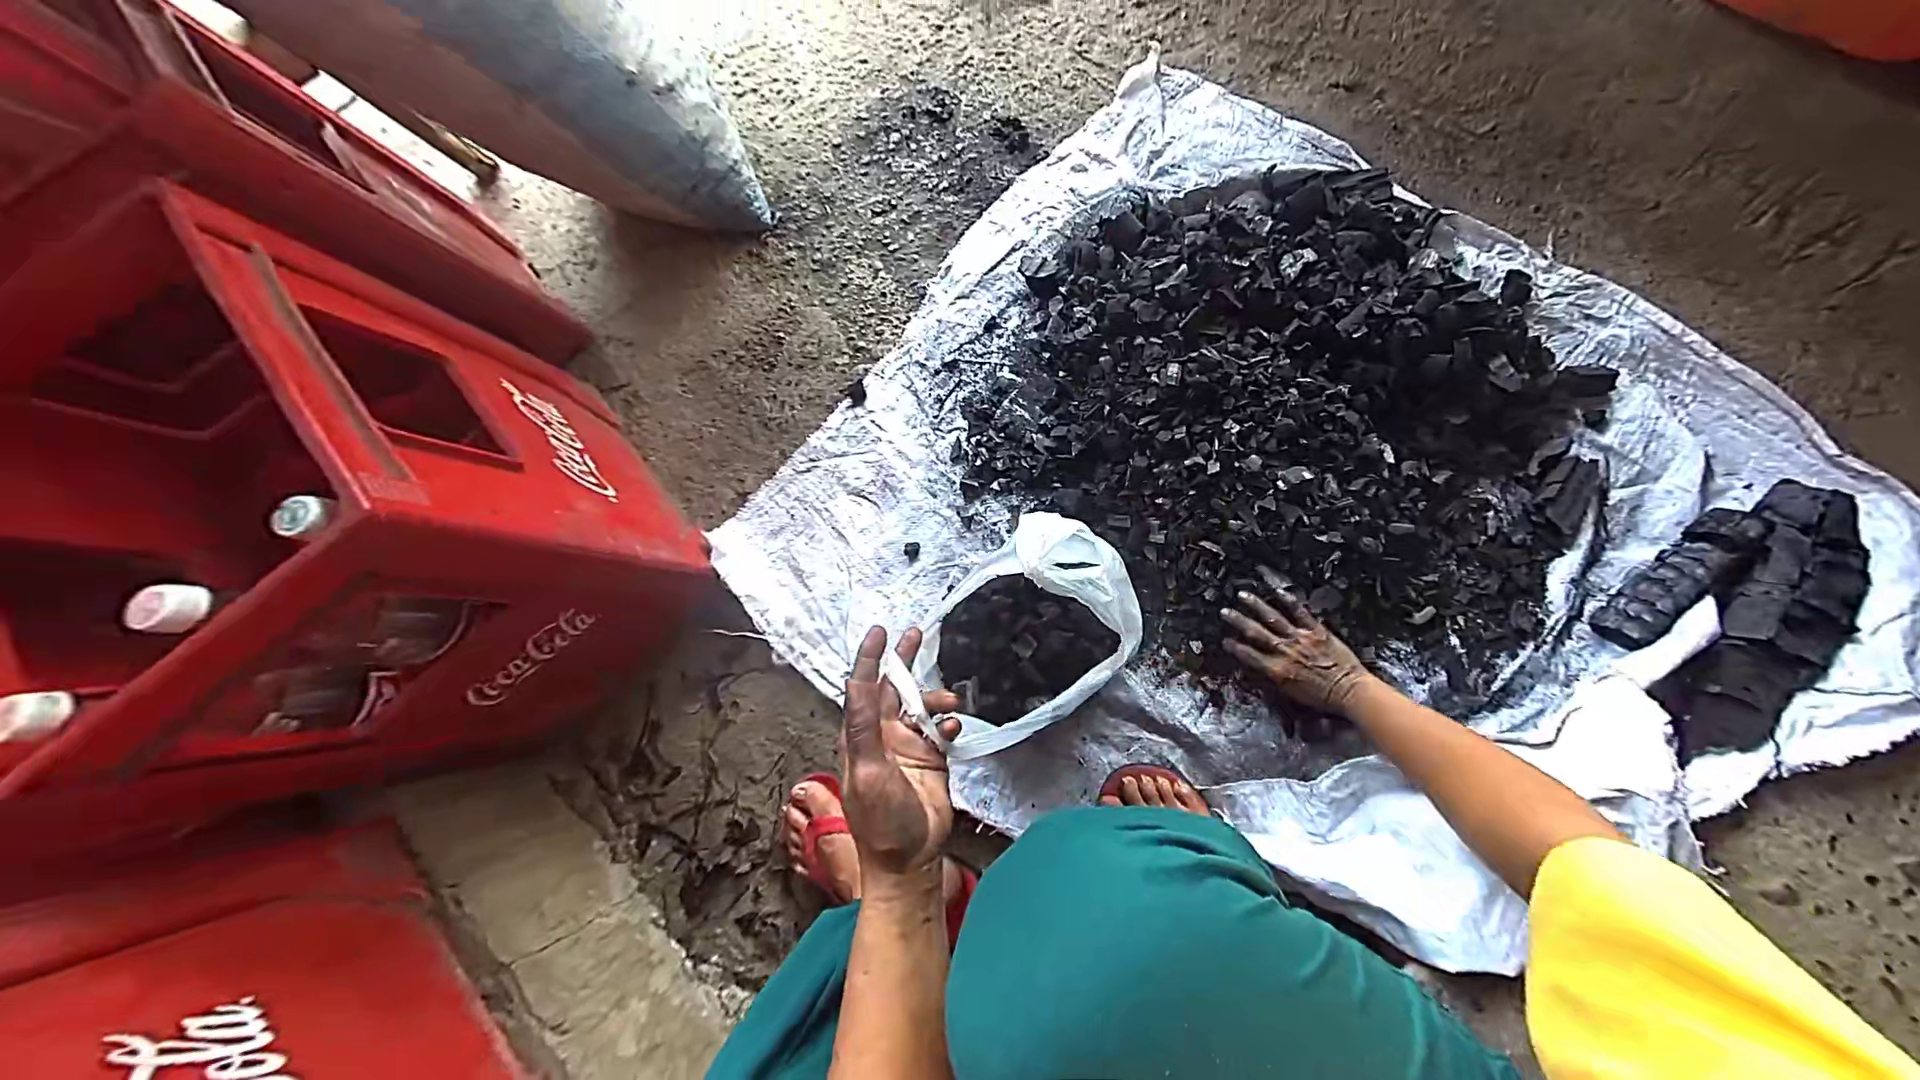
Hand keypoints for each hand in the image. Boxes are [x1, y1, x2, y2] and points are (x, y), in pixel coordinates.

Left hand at [841, 627, 962, 886]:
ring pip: (923, 707)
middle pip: (893, 688)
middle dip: (903, 661)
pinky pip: (942, 730)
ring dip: (935, 699)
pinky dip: (949, 724)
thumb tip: (857, 686)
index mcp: (861, 736)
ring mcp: (909, 747)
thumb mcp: (867, 773)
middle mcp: (884, 736)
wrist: (911, 859)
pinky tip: (953, 729)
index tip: (879, 633)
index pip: (863, 688)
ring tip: (949, 704)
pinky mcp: (932, 759)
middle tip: (914, 634)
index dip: (870, 659)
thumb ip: (864, 728)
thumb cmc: (881, 823)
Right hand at [1220, 567, 1377, 714]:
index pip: (1249, 655)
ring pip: (1272, 618)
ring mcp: (1300, 639)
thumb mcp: (1290, 694)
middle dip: (1238, 621)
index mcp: (1276, 670)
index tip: (1225, 641)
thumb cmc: (1323, 698)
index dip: (1234, 647)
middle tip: (1225, 612)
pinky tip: (1278, 593)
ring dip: (1256, 606)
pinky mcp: (1316, 632)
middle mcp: (1285, 651)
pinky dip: (1288, 602)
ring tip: (1243, 596)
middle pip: (1255, 632)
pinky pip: (1300, 613)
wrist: (1351, 692)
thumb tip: (1259, 668)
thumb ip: (1273, 678)